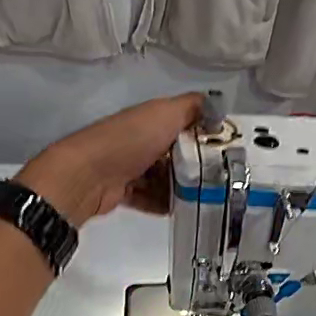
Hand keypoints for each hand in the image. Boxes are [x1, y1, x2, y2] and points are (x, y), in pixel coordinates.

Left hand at [16, 93, 203, 225]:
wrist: (87, 176)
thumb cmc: (129, 140)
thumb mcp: (165, 113)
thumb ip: (192, 107)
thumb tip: (217, 105)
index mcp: (149, 118)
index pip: (183, 124)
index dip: (204, 135)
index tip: (227, 151)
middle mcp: (138, 140)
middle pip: (174, 154)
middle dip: (195, 166)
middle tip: (220, 180)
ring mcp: (129, 166)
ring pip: (163, 178)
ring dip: (181, 188)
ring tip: (205, 198)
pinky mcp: (122, 191)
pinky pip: (149, 197)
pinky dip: (164, 203)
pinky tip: (182, 210)